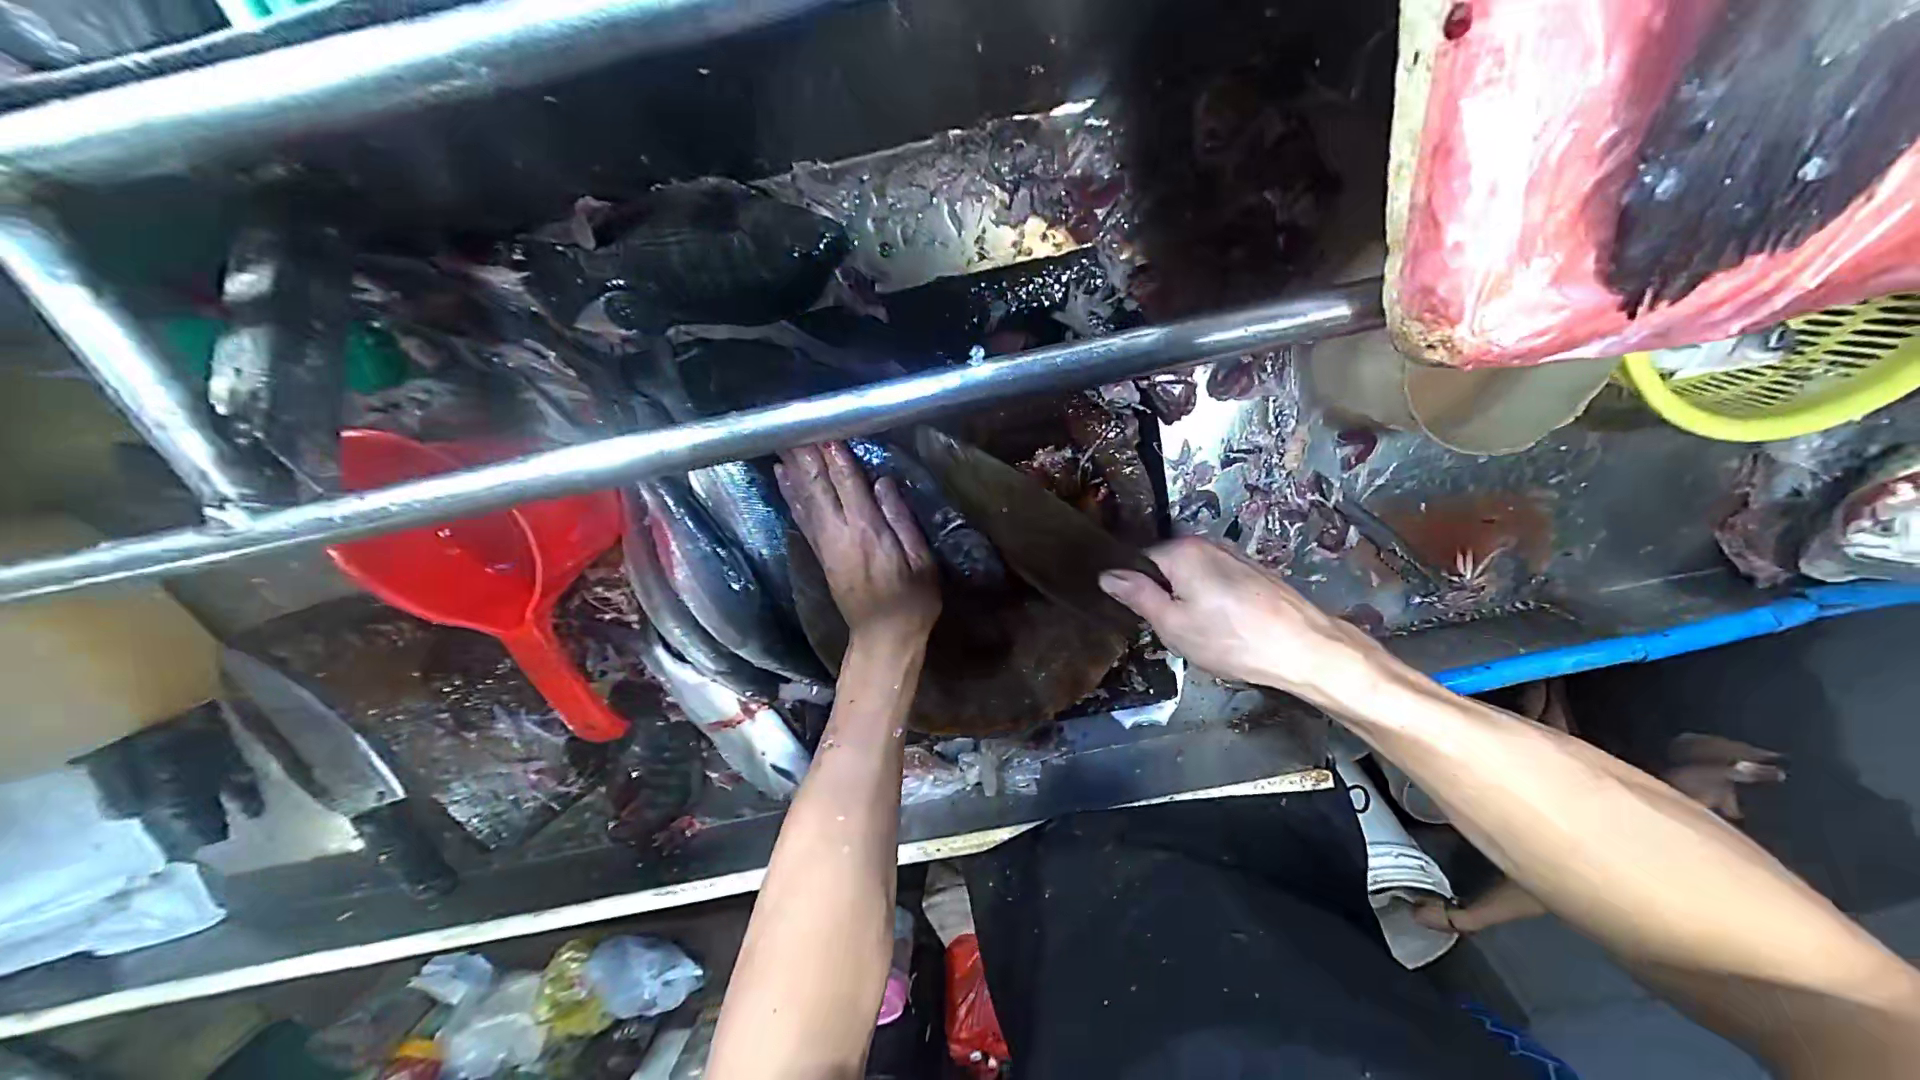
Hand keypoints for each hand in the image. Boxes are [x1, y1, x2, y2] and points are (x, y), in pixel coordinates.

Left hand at [776, 442, 940, 645]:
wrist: (883, 639)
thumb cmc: (913, 600)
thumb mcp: (922, 562)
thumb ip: (902, 520)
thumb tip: (883, 483)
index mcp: (868, 532)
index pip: (848, 483)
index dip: (835, 454)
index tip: (826, 426)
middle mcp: (840, 534)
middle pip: (818, 486)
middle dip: (807, 454)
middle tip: (793, 423)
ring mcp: (826, 545)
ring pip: (805, 498)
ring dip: (794, 468)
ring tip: (782, 440)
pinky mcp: (820, 555)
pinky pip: (802, 517)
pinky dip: (791, 494)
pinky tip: (783, 477)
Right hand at [1097, 536, 1389, 705]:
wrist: (1305, 649)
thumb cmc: (1231, 639)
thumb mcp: (1172, 624)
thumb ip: (1136, 595)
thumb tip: (1106, 574)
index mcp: (1181, 550)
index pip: (1138, 561)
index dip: (1136, 591)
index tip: (1146, 618)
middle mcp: (1206, 543)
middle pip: (1166, 567)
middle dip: (1164, 595)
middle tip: (1173, 630)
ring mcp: (1232, 554)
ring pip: (1191, 576)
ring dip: (1188, 599)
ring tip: (1202, 632)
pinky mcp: (1252, 570)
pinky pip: (1214, 580)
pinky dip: (1211, 600)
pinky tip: (1224, 627)